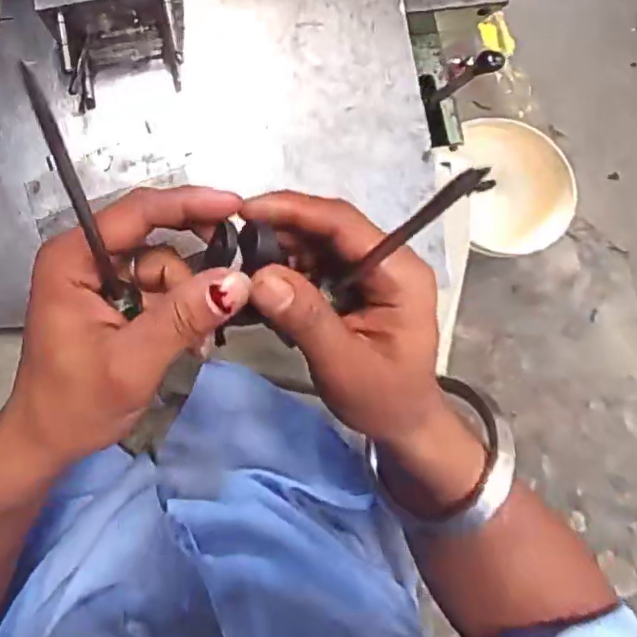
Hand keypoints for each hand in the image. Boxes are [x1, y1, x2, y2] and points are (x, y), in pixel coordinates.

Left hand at [0, 186, 252, 471]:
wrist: (47, 442)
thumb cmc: (74, 404)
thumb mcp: (132, 362)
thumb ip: (183, 317)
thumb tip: (237, 281)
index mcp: (72, 257)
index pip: (136, 212)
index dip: (188, 204)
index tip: (234, 205)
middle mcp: (84, 255)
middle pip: (152, 232)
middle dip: (193, 257)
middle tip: (232, 275)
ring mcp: (99, 275)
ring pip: (163, 262)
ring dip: (187, 296)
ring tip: (197, 341)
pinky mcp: (113, 295)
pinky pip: (159, 285)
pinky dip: (180, 308)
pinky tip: (189, 340)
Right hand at [239, 191, 483, 513]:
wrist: (404, 425)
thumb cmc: (384, 399)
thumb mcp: (344, 365)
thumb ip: (305, 318)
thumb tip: (260, 277)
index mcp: (398, 271)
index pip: (343, 223)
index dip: (293, 210)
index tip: (245, 210)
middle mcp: (386, 259)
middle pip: (327, 225)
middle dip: (279, 228)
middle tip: (233, 240)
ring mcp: (368, 268)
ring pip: (316, 240)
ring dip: (278, 247)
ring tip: (242, 264)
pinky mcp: (351, 281)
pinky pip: (313, 260)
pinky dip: (284, 266)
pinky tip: (262, 281)